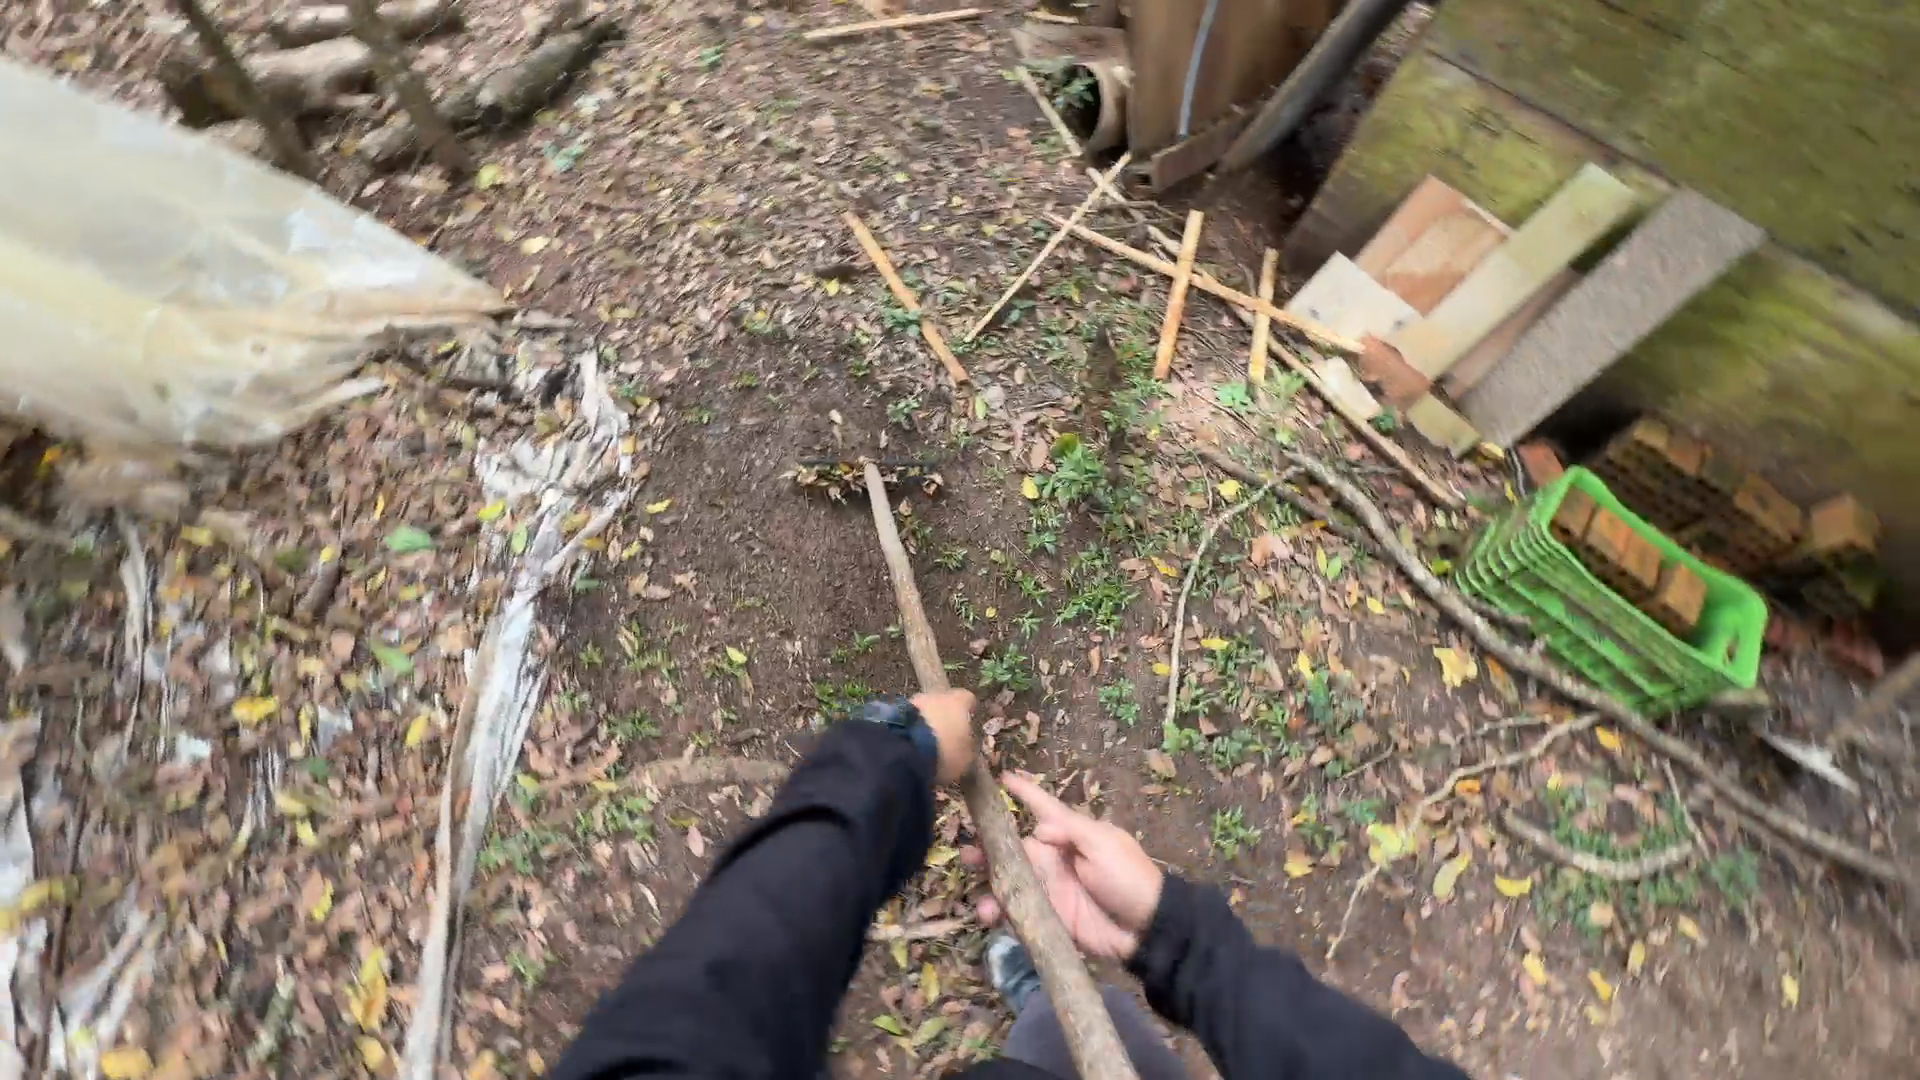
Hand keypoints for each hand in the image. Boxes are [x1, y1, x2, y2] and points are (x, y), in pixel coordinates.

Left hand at [911, 690, 974, 784]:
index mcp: (957, 702)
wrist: (903, 750)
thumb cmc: (944, 752)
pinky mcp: (892, 711)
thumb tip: (965, 745)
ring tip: (923, 744)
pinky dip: (909, 730)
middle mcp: (935, 695)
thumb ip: (967, 748)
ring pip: (922, 710)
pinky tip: (909, 745)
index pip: (967, 699)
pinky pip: (907, 720)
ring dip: (923, 723)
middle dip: (943, 716)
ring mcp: (912, 701)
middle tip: (944, 736)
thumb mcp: (965, 758)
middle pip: (942, 702)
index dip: (968, 709)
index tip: (968, 718)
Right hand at [969, 772, 1163, 960]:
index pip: (1041, 807)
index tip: (1000, 776)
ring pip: (1007, 879)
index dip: (1022, 791)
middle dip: (987, 845)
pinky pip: (1014, 911)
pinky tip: (987, 913)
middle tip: (967, 848)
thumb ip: (1070, 831)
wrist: (1147, 929)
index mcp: (1068, 833)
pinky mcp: (1045, 917)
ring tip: (973, 878)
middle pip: (1012, 847)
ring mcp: (1046, 888)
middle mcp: (1051, 857)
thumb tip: (1036, 827)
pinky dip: (997, 911)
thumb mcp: (1103, 844)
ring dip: (987, 878)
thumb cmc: (1128, 877)